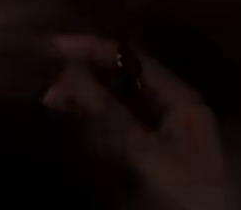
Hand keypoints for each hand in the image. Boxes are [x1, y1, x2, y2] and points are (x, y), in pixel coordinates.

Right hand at [42, 35, 234, 209]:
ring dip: (85, 98)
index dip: (92, 47)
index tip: (55, 46)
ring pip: (115, 101)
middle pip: (120, 76)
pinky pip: (117, 126)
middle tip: (49, 89)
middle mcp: (169, 107)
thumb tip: (70, 70)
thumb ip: (110, 111)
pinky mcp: (151, 157)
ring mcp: (161, 133)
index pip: (130, 57)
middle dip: (84, 76)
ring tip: (53, 104)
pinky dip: (94, 121)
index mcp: (178, 98)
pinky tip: (72, 122)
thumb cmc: (191, 199)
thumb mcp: (149, 154)